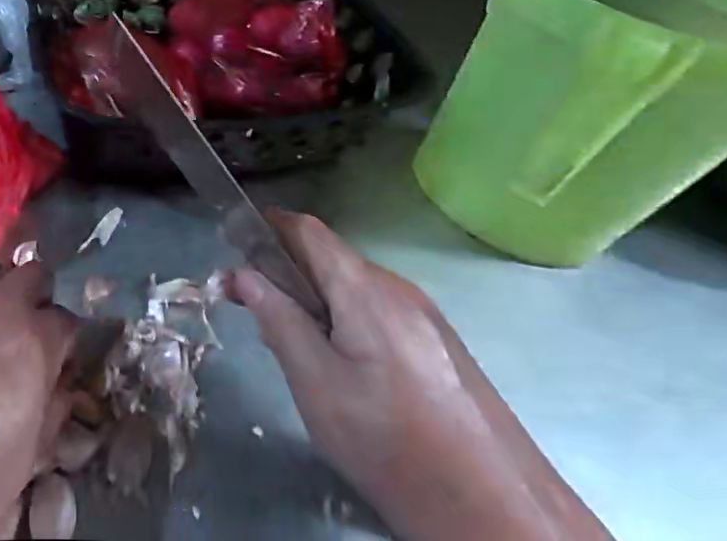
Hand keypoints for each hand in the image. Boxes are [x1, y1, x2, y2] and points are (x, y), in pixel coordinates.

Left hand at [0, 262, 75, 540]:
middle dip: (37, 300)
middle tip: (27, 339)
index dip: (65, 346)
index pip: (69, 322)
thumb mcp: (25, 464)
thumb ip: (50, 414)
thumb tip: (58, 388)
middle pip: (35, 275)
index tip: (58, 366)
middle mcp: (3, 306)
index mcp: (38, 341)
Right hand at [232, 211, 611, 540]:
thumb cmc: (388, 441)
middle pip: (331, 258)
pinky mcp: (436, 338)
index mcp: (364, 288)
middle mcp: (396, 286)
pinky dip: (348, 318)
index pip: (308, 230)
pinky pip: (380, 309)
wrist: (490, 501)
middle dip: (289, 271)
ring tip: (299, 345)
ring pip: (355, 286)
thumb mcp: (317, 386)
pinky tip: (346, 365)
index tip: (236, 240)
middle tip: (258, 309)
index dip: (269, 226)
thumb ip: (279, 322)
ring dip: (319, 297)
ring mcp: (422, 311)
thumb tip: (243, 275)